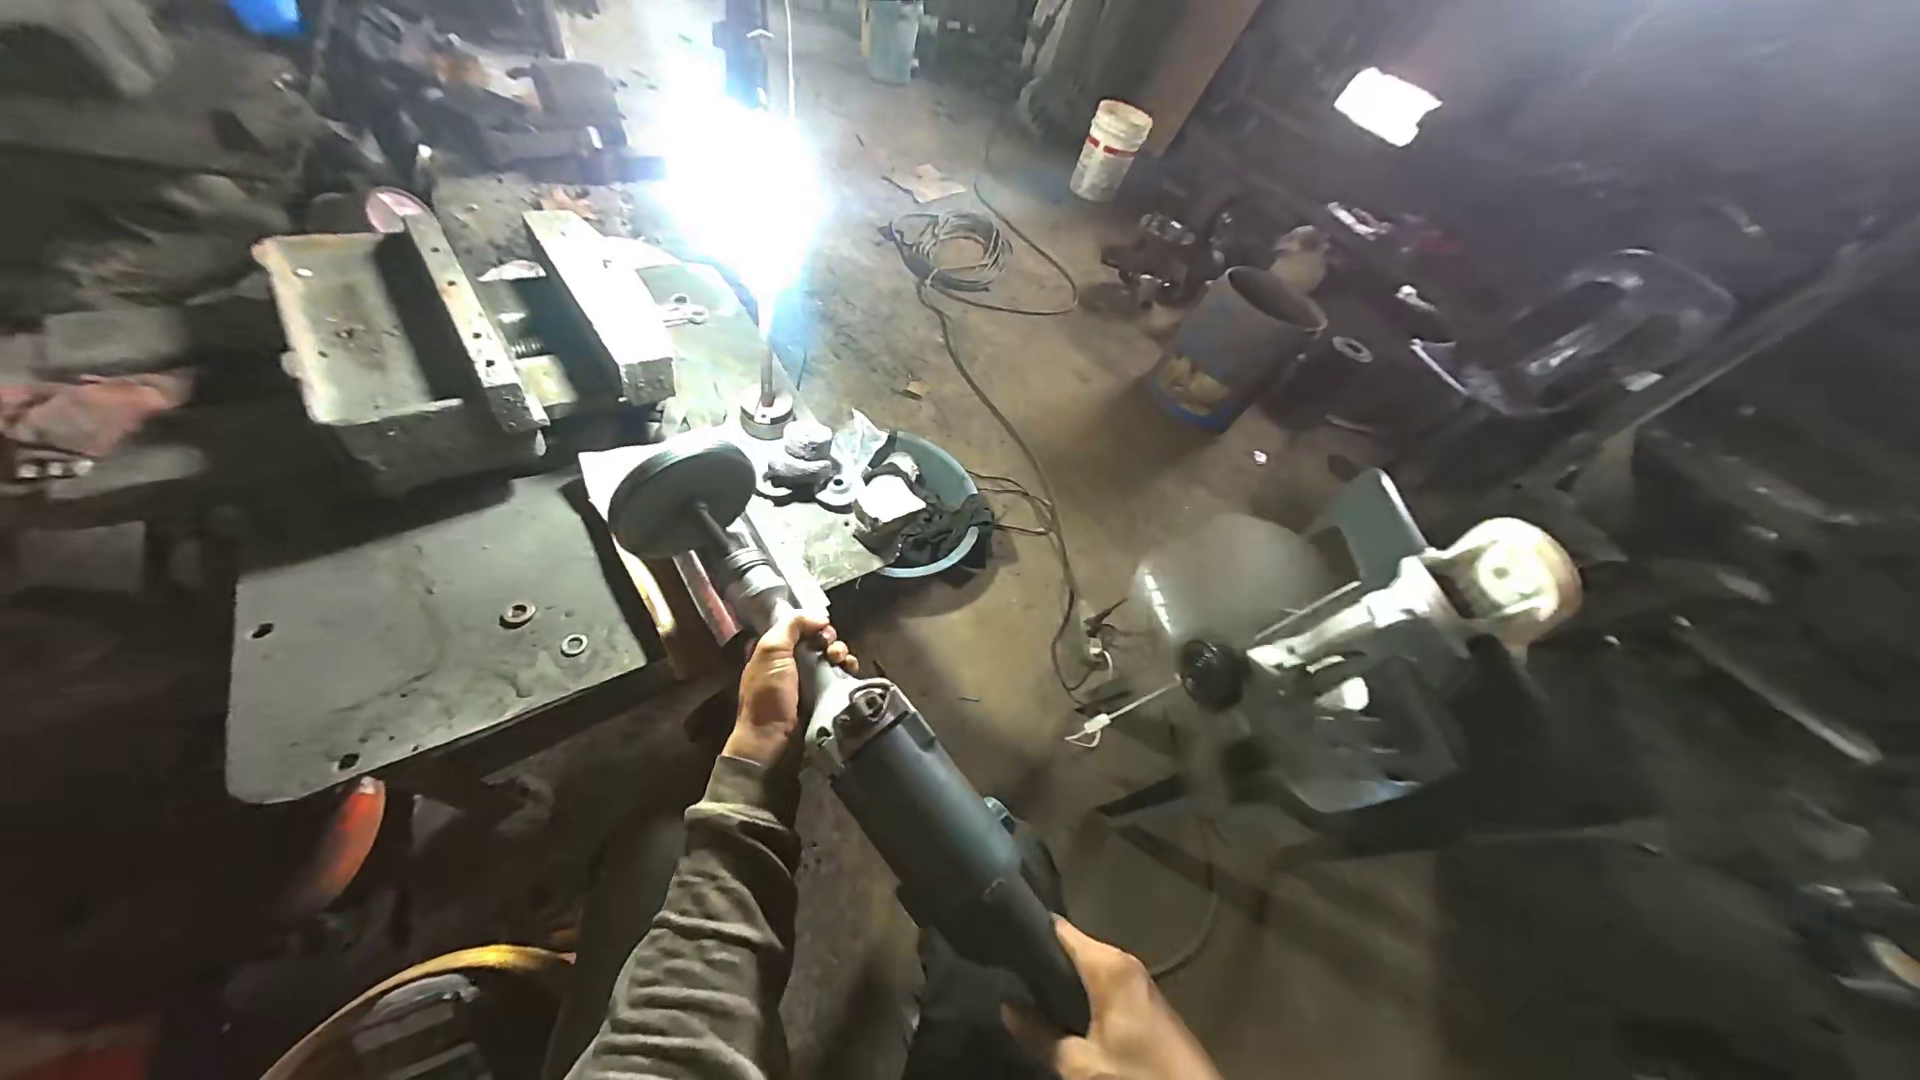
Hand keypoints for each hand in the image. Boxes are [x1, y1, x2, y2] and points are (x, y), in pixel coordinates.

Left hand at [726, 610, 856, 766]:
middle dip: (829, 638)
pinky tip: (849, 669)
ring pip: (832, 655)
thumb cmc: (768, 694)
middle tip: (829, 647)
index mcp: (774, 649)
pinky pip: (841, 674)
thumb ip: (791, 626)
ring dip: (840, 652)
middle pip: (819, 639)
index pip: (799, 626)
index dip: (812, 623)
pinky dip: (848, 667)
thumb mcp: (771, 651)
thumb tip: (820, 618)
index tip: (820, 628)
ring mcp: (809, 678)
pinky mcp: (824, 694)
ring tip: (839, 660)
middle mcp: (792, 661)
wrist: (774, 739)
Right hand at [1002, 918, 1222, 1079]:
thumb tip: (1006, 1007)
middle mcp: (1123, 962)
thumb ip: (1039, 1035)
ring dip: (1062, 982)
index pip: (1057, 928)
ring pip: (1088, 969)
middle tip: (1007, 973)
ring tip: (1026, 993)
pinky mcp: (1146, 1005)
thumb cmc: (1139, 1079)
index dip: (1028, 931)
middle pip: (1072, 948)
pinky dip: (1082, 995)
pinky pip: (1104, 987)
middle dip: (1042, 961)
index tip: (1001, 939)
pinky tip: (1062, 1014)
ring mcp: (1138, 983)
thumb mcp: (1081, 1066)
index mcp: (1107, 964)